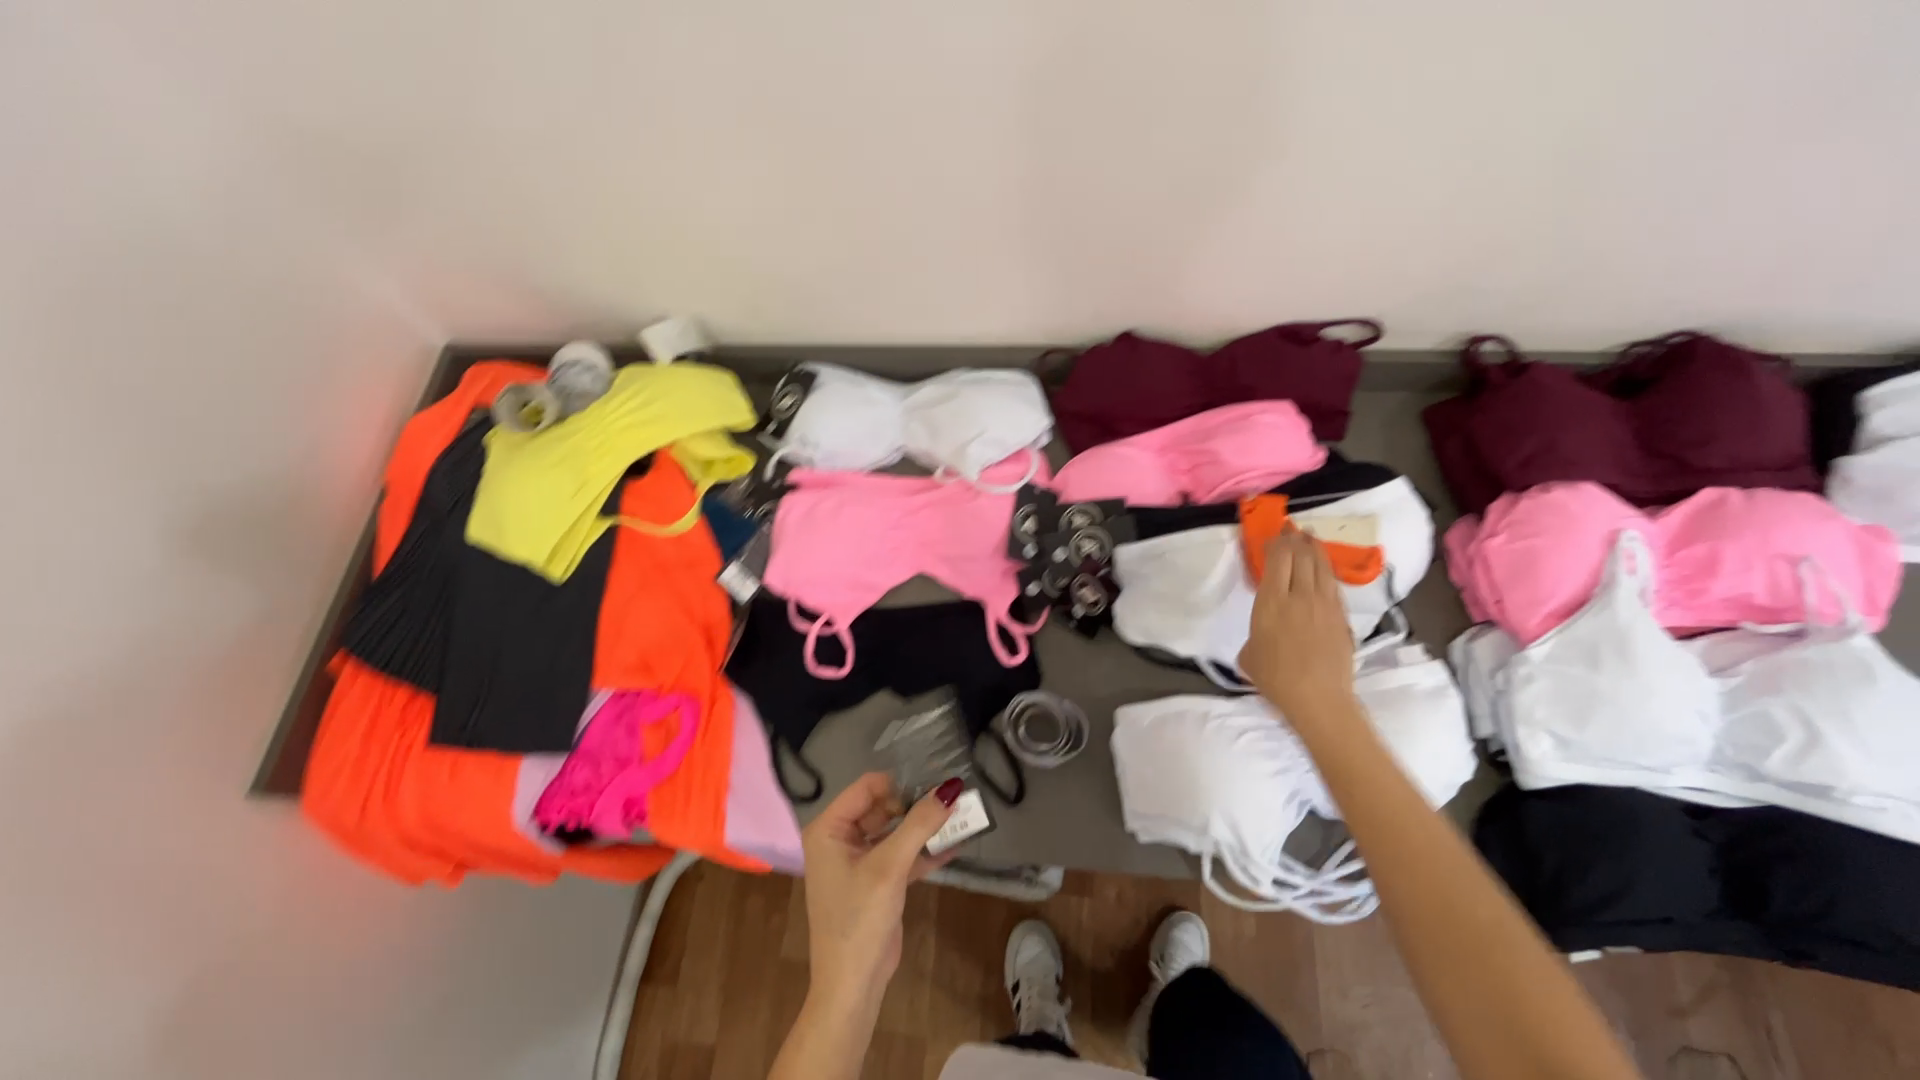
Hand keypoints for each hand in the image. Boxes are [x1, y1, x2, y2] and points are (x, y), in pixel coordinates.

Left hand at [799, 773, 958, 1012]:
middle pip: (882, 806)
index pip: (867, 787)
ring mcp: (859, 860)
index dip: (900, 785)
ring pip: (895, 830)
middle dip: (916, 805)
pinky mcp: (878, 881)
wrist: (854, 982)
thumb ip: (920, 824)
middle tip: (953, 802)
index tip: (935, 790)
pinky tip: (957, 844)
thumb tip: (950, 788)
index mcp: (829, 829)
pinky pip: (902, 855)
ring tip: (961, 817)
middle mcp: (840, 839)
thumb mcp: (890, 867)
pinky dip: (925, 851)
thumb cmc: (860, 917)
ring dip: (924, 828)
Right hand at [1238, 526, 1359, 727]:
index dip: (1276, 542)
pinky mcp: (1341, 616)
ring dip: (1314, 548)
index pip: (1277, 559)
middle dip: (1295, 539)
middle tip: (1291, 530)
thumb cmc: (1275, 679)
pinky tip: (1323, 568)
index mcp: (1271, 602)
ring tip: (1310, 538)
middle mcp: (1299, 595)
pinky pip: (1333, 583)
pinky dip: (1326, 570)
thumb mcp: (1248, 654)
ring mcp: (1324, 604)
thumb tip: (1263, 633)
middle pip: (1300, 556)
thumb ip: (1255, 634)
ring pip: (1321, 565)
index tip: (1273, 535)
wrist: (1318, 698)